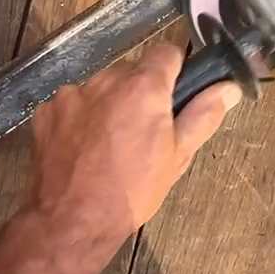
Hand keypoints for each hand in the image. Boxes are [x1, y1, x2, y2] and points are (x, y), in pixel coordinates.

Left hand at [26, 43, 239, 251]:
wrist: (74, 220)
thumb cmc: (133, 190)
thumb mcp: (178, 156)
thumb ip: (204, 115)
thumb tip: (228, 88)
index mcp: (144, 86)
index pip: (167, 53)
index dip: (174, 73)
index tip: (173, 97)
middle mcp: (106, 80)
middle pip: (131, 73)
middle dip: (138, 94)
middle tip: (142, 133)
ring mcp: (72, 94)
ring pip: (99, 89)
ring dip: (107, 106)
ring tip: (108, 147)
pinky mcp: (46, 111)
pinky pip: (71, 106)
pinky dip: (78, 120)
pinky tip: (82, 150)